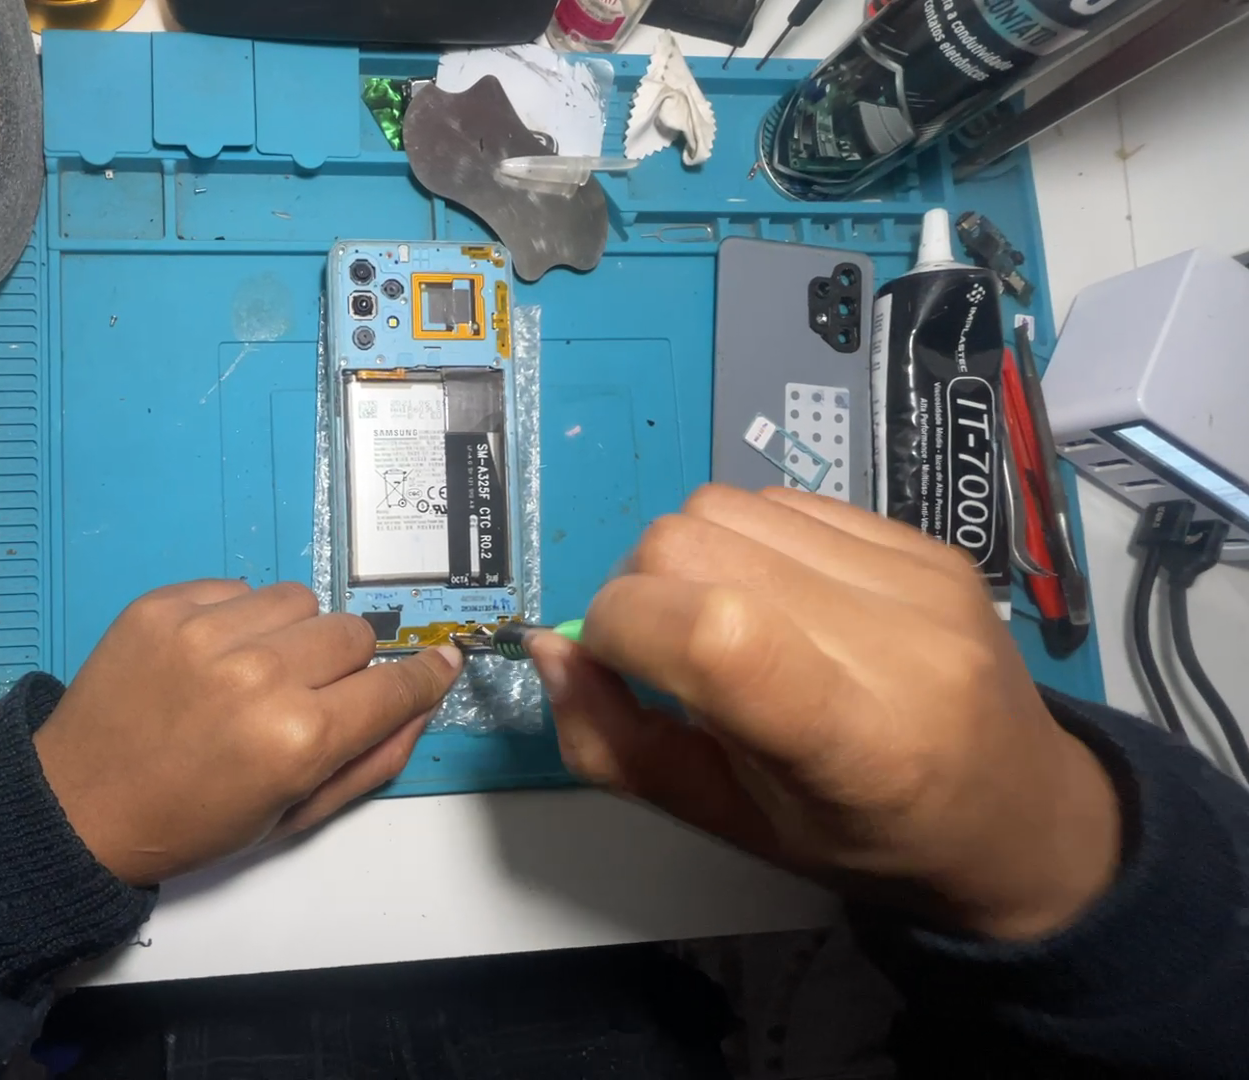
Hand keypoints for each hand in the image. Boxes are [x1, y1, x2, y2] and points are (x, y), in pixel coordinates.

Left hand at [34, 581, 462, 885]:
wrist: (81, 804)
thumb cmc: (194, 823)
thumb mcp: (293, 814)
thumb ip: (371, 757)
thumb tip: (423, 696)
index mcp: (299, 738)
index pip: (394, 686)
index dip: (422, 677)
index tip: (436, 665)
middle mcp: (260, 672)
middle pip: (352, 631)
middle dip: (346, 664)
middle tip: (307, 692)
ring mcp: (205, 629)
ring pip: (300, 599)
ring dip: (294, 633)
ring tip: (255, 667)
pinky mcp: (163, 603)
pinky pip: (239, 588)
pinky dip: (240, 618)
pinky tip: (211, 653)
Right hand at [531, 485, 1119, 940]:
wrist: (1020, 816)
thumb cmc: (848, 837)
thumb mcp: (712, 819)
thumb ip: (608, 743)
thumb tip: (551, 646)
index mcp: (850, 744)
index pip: (710, 632)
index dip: (622, 630)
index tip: (614, 667)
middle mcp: (898, 644)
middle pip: (687, 544)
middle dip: (635, 591)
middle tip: (661, 648)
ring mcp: (918, 577)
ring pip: (716, 507)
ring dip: (679, 559)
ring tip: (714, 615)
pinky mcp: (923, 539)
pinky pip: (770, 500)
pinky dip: (733, 541)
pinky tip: (767, 592)